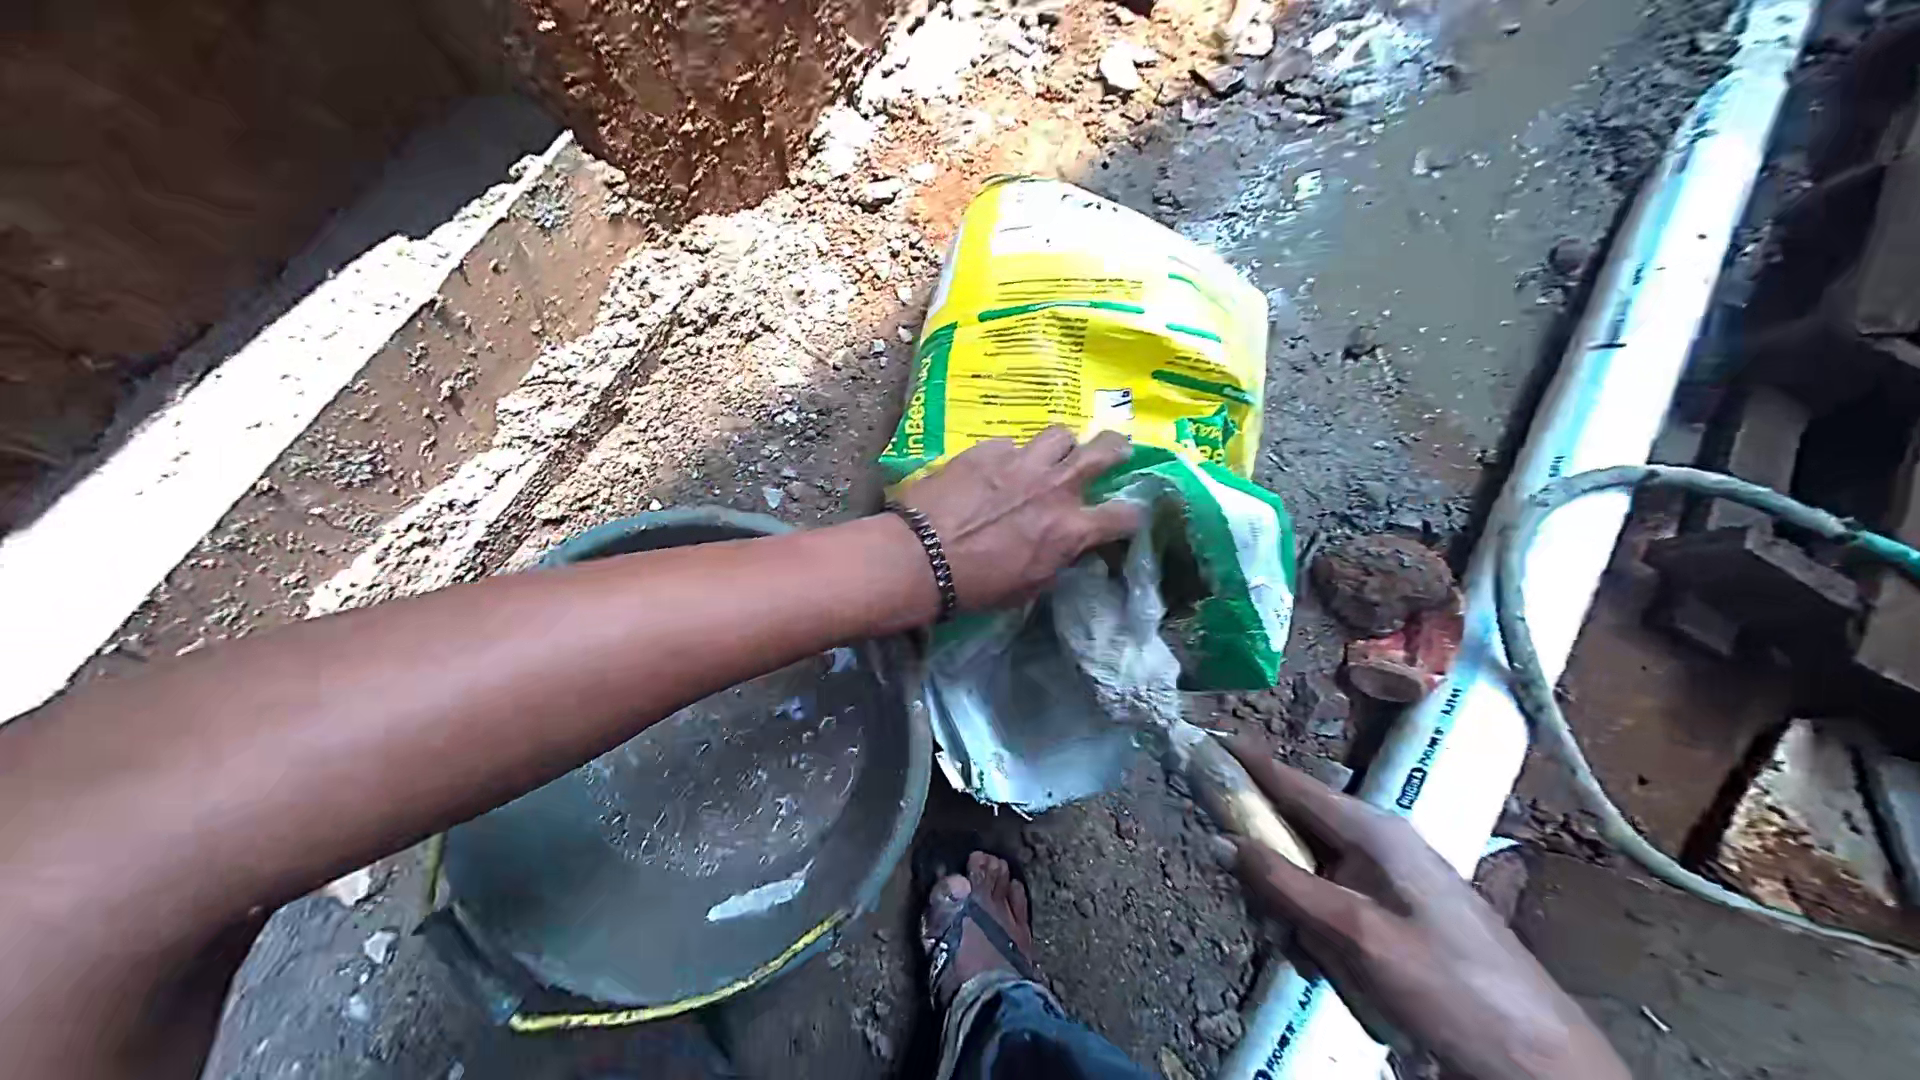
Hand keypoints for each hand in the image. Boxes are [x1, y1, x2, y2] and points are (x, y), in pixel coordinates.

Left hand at [896, 426, 1142, 611]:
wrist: (921, 558)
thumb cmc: (976, 586)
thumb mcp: (1030, 586)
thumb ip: (1058, 558)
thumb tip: (1069, 545)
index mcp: (1071, 528)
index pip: (1125, 515)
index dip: (1132, 516)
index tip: (1125, 517)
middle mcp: (1055, 487)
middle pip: (1104, 450)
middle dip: (1116, 448)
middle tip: (1114, 450)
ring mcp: (1021, 462)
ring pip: (1059, 434)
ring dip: (1061, 446)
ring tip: (1051, 455)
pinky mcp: (986, 450)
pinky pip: (1011, 444)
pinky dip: (1011, 456)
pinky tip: (997, 468)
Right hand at [1222, 741, 1630, 1079]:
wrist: (1543, 1064)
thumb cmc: (1450, 987)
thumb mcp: (1356, 935)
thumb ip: (1284, 885)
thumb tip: (1221, 842)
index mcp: (1373, 831)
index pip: (1293, 782)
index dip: (1247, 761)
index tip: (1206, 740)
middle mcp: (1378, 844)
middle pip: (1294, 831)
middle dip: (1270, 870)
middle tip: (1270, 917)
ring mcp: (1388, 879)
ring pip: (1308, 873)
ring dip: (1296, 912)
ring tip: (1316, 960)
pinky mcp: (1394, 912)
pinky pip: (1331, 902)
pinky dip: (1320, 931)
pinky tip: (1336, 970)